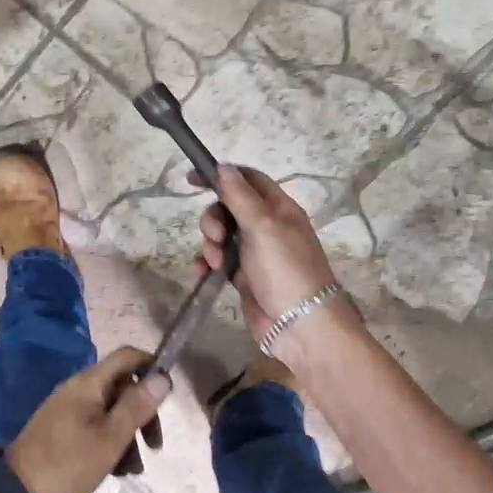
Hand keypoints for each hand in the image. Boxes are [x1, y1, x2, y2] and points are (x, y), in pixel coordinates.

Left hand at [6, 348, 171, 492]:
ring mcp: (68, 408)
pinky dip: (110, 443)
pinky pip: (95, 427)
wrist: (19, 492)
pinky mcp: (62, 429)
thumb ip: (137, 406)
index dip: (151, 367)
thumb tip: (163, 376)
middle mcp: (78, 388)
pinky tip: (115, 471)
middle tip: (154, 447)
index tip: (168, 396)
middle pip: (122, 387)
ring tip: (133, 471)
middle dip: (142, 414)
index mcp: (89, 382)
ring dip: (128, 436)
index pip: (127, 356)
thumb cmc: (69, 462)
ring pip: (110, 411)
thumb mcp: (111, 437)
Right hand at [193, 164, 341, 339]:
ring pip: (222, 234)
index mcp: (278, 208)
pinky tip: (203, 272)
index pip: (248, 179)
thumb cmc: (285, 270)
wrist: (301, 326)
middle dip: (214, 218)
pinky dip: (209, 263)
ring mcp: (256, 253)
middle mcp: (268, 226)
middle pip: (229, 207)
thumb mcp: (262, 226)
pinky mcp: (245, 276)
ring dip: (211, 243)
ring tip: (216, 263)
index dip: (221, 175)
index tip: (191, 180)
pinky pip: (220, 261)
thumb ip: (240, 195)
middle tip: (215, 235)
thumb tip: (223, 166)